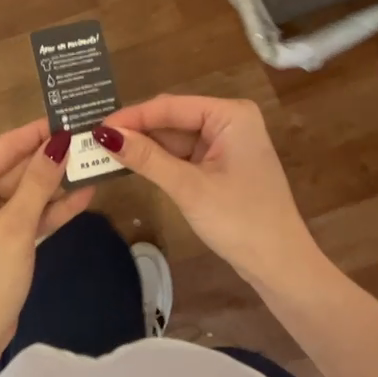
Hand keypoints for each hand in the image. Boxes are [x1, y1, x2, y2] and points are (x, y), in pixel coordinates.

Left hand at [0, 121, 92, 365]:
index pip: (5, 146)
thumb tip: (60, 140)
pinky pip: (28, 214)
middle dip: (53, 157)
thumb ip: (38, 182)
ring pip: (27, 190)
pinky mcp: (0, 238)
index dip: (40, 131)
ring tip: (97, 160)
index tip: (74, 113)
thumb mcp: (14, 228)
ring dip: (58, 182)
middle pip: (17, 167)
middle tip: (94, 137)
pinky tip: (85, 193)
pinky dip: (52, 208)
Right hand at [98, 95, 320, 290]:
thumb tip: (104, 134)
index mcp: (230, 115)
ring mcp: (227, 144)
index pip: (170, 107)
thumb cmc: (240, 221)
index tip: (96, 126)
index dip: (132, 116)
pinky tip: (132, 164)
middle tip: (94, 139)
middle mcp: (229, 121)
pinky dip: (159, 161)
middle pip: (171, 119)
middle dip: (136, 130)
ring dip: (144, 146)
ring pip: (174, 138)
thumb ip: (146, 158)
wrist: (283, 269)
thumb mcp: (189, 188)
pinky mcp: (222, 165)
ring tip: (104, 151)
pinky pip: (184, 155)